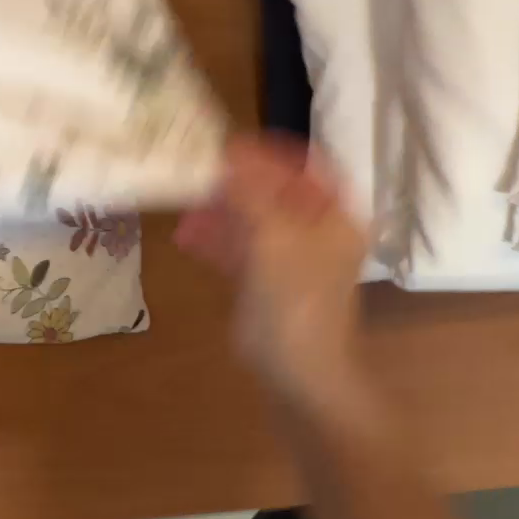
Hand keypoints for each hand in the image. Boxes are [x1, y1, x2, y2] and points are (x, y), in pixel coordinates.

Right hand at [174, 136, 366, 410]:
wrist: (298, 373)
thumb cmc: (294, 305)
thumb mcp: (272, 241)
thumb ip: (249, 195)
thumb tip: (228, 155)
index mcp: (334, 218)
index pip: (308, 167)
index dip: (272, 152)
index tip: (229, 144)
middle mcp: (315, 232)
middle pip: (273, 192)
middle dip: (234, 183)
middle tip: (195, 174)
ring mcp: (289, 258)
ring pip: (251, 220)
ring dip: (219, 211)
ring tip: (184, 207)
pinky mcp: (265, 281)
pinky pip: (239, 249)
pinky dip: (215, 240)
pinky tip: (186, 237)